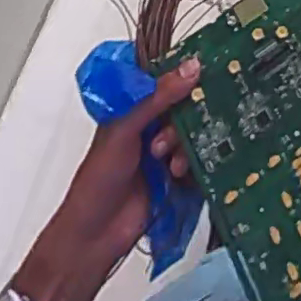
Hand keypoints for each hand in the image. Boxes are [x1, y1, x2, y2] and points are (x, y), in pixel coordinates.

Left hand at [11, 57, 200, 300]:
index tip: (204, 70)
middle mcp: (151, 122)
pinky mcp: (175, 174)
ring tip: (170, 163)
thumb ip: (158, 97)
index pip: (164, 78)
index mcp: (134, 104)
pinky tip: (179, 174)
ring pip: (191, 132)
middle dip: (185, 116)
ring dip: (184, 145)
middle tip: (173, 132)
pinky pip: (197, 159)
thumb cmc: (100, 175)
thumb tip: (191, 68)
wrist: (97, 233)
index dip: (183, 74)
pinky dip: (193, 165)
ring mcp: (164, 148)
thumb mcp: (127, 127)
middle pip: (183, 104)